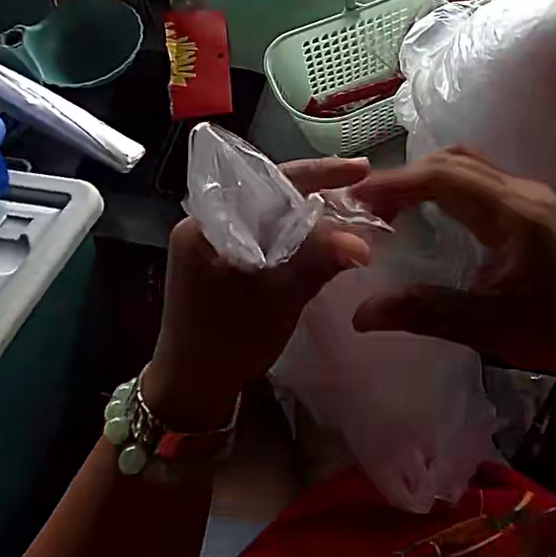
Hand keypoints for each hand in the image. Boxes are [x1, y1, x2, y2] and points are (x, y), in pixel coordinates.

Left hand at [146, 157, 372, 430]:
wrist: (191, 387)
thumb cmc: (227, 344)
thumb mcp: (277, 301)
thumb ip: (317, 263)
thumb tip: (364, 243)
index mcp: (207, 224)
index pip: (268, 182)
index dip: (318, 173)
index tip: (360, 169)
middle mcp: (207, 223)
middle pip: (270, 191)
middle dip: (317, 186)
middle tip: (361, 185)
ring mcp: (214, 240)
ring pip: (271, 210)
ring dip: (309, 209)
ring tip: (350, 204)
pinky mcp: (224, 257)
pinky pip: (267, 229)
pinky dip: (296, 229)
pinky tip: (323, 233)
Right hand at [347, 148, 555, 380]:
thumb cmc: (553, 332)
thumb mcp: (486, 327)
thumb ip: (424, 312)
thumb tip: (361, 312)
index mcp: (515, 213)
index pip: (445, 178)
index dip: (397, 182)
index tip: (357, 197)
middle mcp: (524, 191)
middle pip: (455, 161)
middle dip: (407, 176)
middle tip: (368, 204)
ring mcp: (531, 194)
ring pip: (469, 164)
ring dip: (427, 176)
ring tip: (391, 204)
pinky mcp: (533, 204)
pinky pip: (480, 178)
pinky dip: (446, 185)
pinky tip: (429, 210)